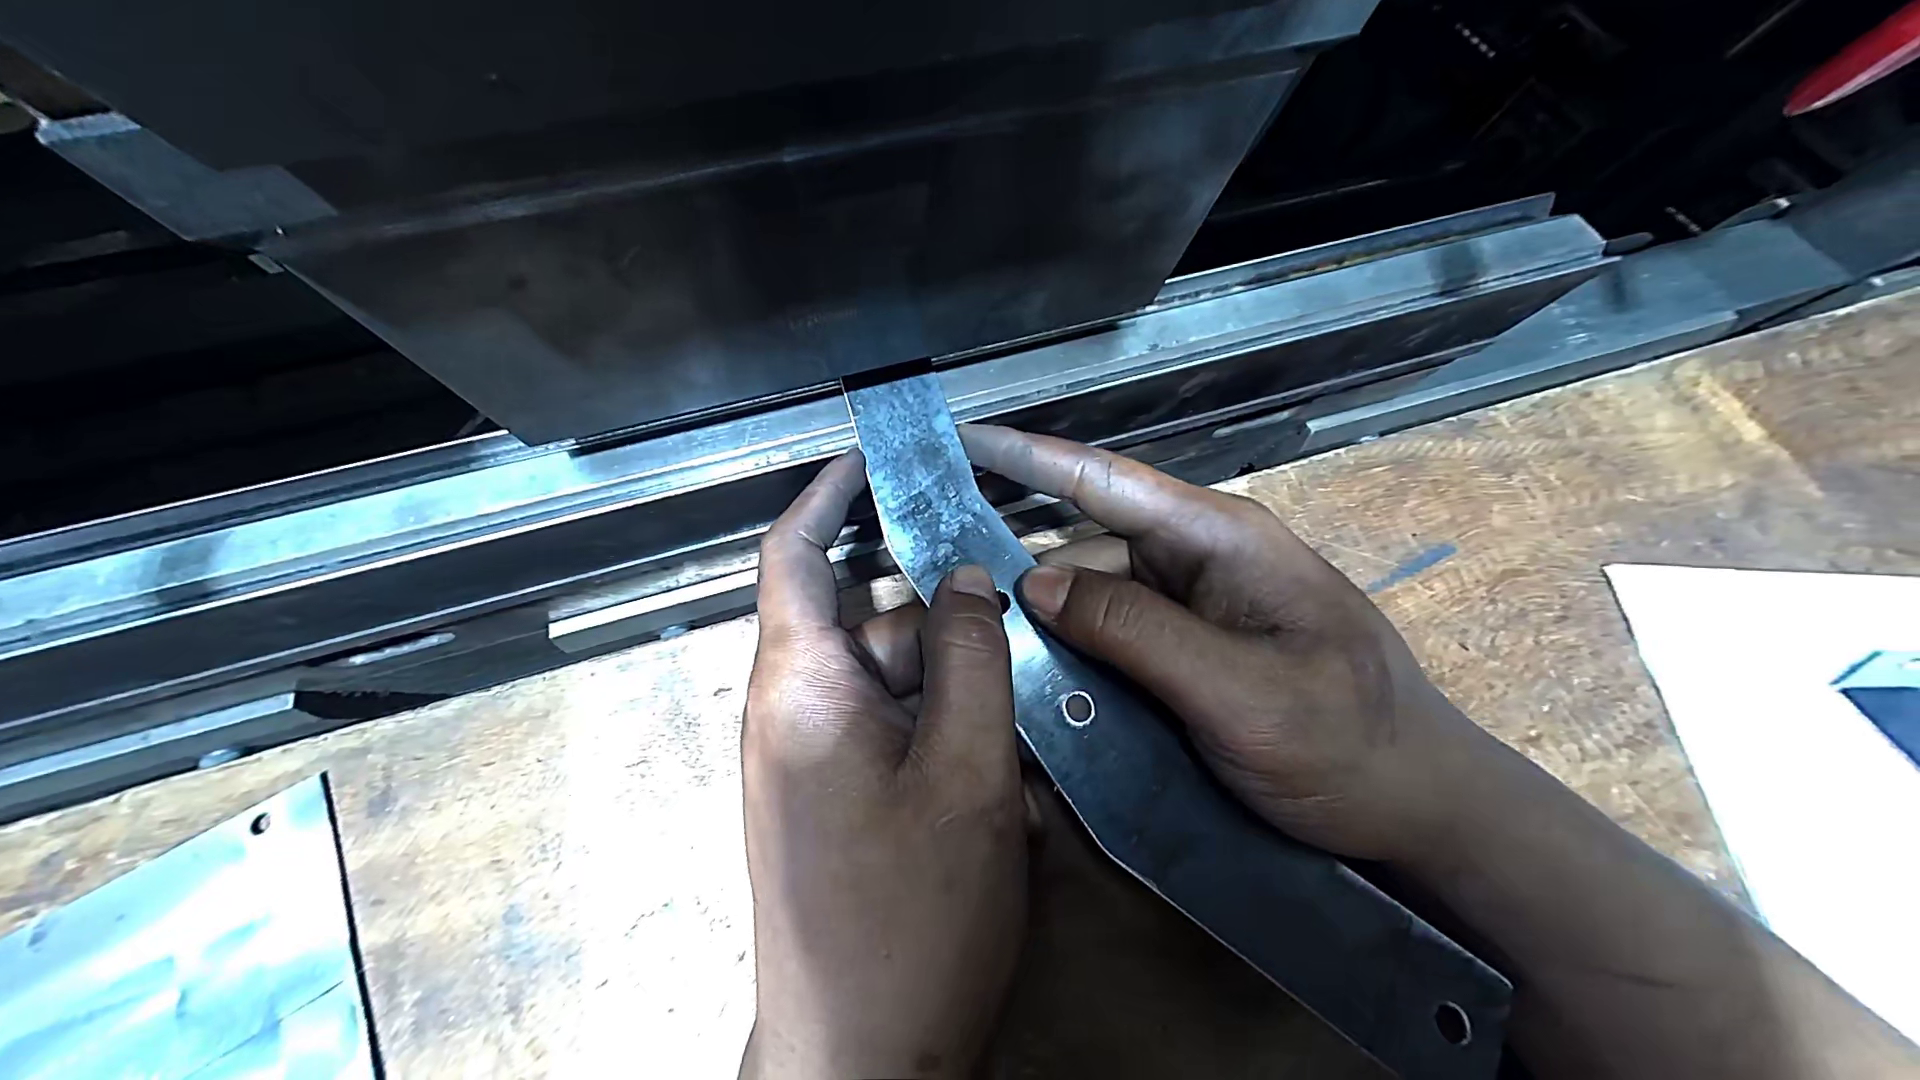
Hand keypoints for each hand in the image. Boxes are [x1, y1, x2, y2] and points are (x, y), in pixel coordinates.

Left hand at [741, 451, 1027, 1079]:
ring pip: (891, 677)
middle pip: (869, 621)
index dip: (827, 497)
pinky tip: (999, 754)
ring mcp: (814, 756)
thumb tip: (966, 579)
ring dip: (953, 679)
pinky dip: (943, 723)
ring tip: (1022, 698)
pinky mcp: (838, 793)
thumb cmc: (909, 914)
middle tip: (1015, 612)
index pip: (795, 558)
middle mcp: (794, 710)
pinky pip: (893, 725)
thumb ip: (969, 659)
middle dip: (938, 614)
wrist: (861, 1057)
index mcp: (800, 687)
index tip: (870, 460)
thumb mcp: (962, 771)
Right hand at [962, 424, 1492, 865]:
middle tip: (953, 608)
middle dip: (1022, 575)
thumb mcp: (1241, 691)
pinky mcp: (1183, 647)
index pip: (1106, 481)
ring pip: (1090, 599)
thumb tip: (1034, 582)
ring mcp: (1189, 605)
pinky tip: (1040, 688)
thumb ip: (1136, 631)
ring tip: (989, 662)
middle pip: (1085, 549)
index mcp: (1218, 539)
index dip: (1029, 456)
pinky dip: (1073, 658)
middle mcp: (1195, 559)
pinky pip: (1110, 638)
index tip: (963, 437)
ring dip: (1045, 629)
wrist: (1418, 808)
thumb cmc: (1347, 742)